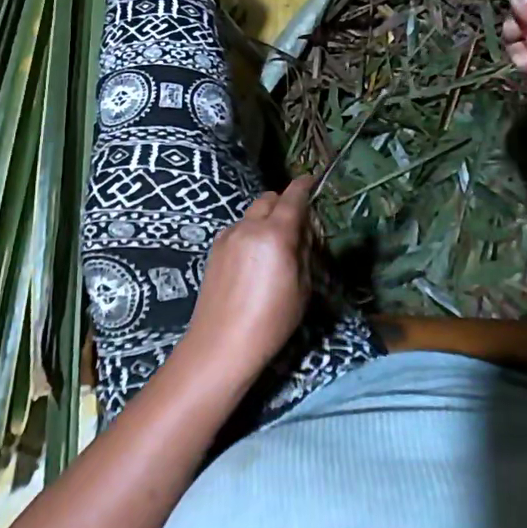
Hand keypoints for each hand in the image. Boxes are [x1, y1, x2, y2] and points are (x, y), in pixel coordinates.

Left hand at [181, 177, 314, 379]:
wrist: (220, 347)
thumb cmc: (271, 321)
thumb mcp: (302, 286)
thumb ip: (303, 250)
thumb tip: (302, 231)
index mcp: (276, 234)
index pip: (293, 197)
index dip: (304, 185)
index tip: (312, 180)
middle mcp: (249, 227)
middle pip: (269, 198)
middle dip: (284, 202)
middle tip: (297, 221)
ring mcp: (227, 238)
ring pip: (251, 214)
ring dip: (266, 218)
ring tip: (275, 244)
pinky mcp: (214, 251)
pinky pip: (238, 229)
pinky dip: (250, 232)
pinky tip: (254, 258)